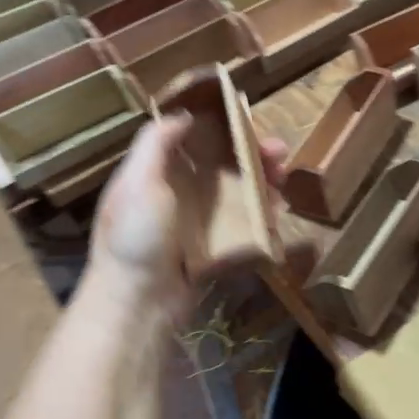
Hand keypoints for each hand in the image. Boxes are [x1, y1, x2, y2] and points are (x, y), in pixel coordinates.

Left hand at [89, 113, 287, 316]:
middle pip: (224, 164)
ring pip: (237, 193)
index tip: (252, 125)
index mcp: (156, 173)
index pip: (196, 140)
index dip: (225, 129)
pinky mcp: (212, 247)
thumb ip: (155, 144)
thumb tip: (184, 114)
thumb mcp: (138, 183)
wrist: (138, 304)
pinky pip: (241, 224)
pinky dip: (260, 216)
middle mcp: (177, 193)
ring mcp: (196, 222)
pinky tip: (275, 216)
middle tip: (282, 158)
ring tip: (282, 190)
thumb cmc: (135, 239)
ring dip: (262, 185)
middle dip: (254, 157)